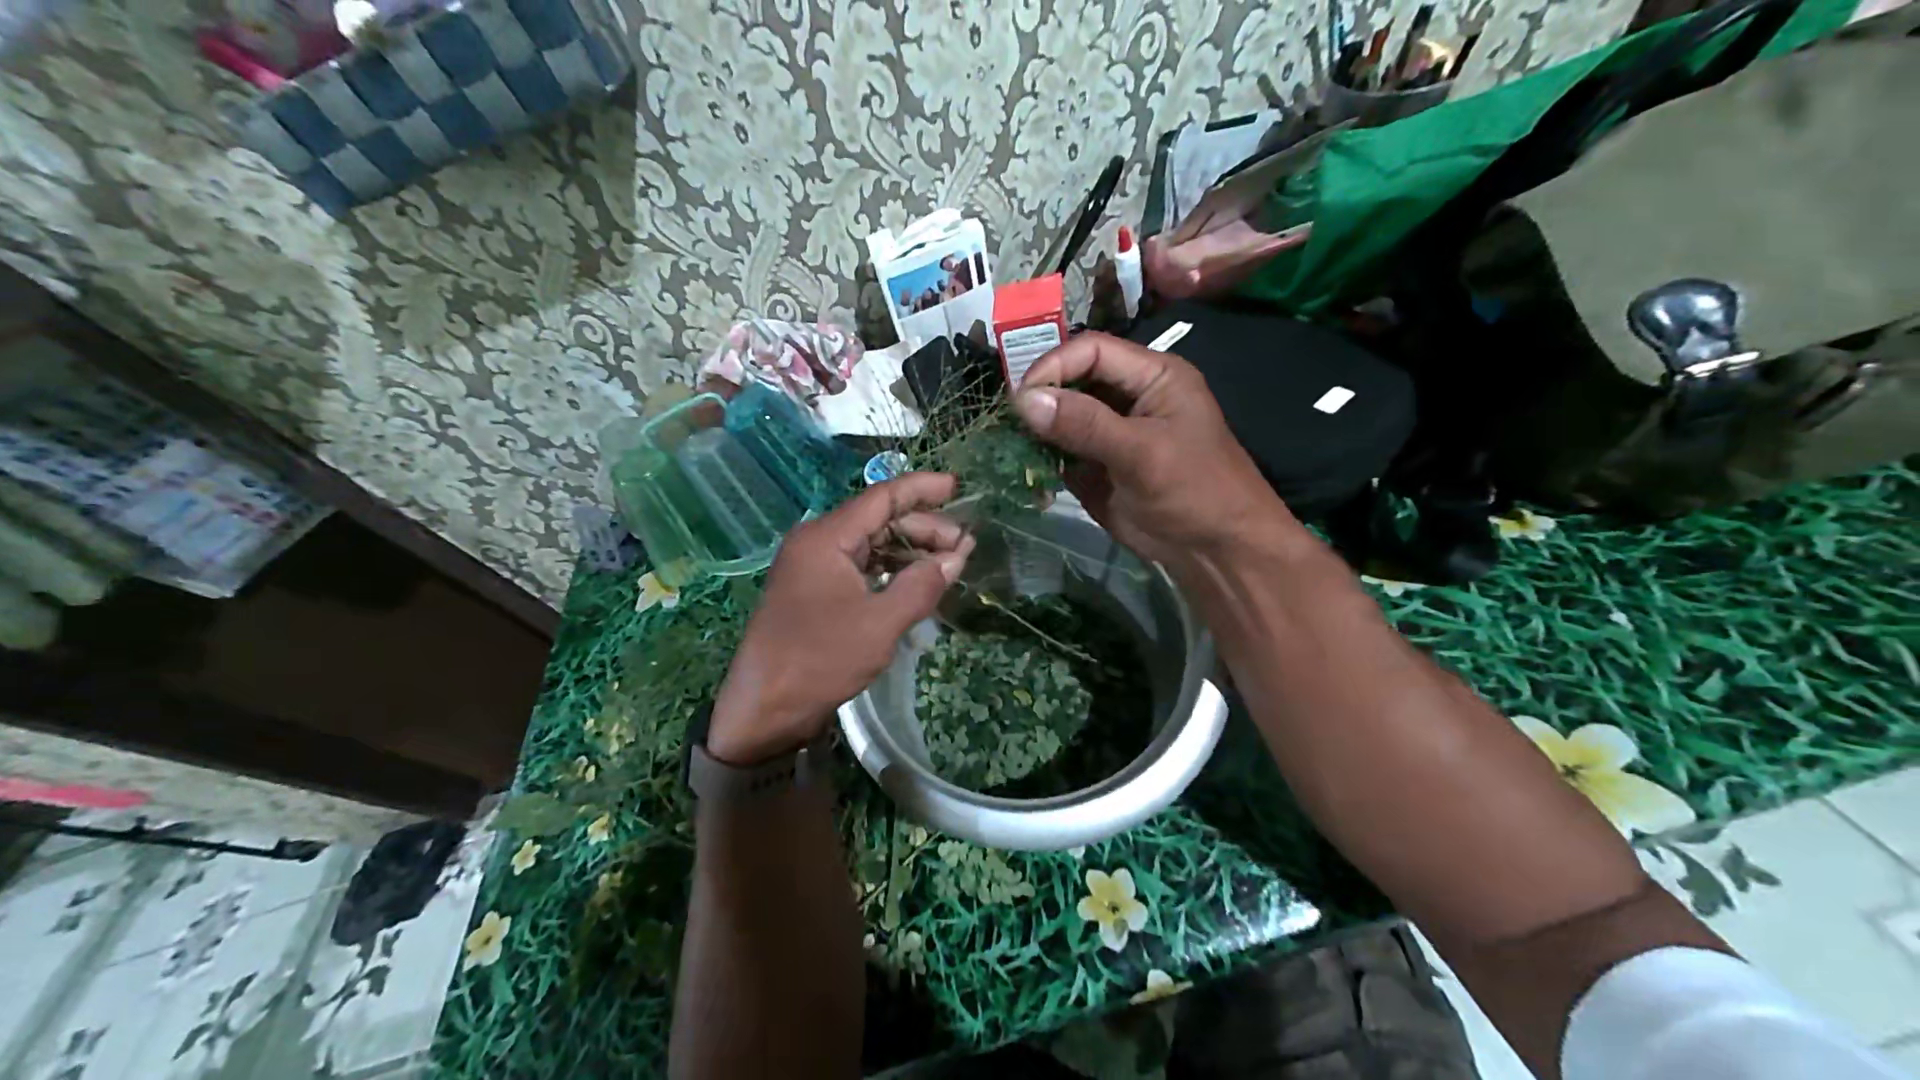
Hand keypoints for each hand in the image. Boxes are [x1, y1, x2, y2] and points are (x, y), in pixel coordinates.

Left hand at [707, 473, 974, 764]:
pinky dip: (891, 571)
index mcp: (826, 538)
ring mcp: (815, 568)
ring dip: (910, 551)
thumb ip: (921, 585)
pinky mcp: (817, 593)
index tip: (958, 486)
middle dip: (924, 529)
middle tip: (965, 546)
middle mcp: (818, 543)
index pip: (881, 497)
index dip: (922, 489)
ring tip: (950, 564)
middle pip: (879, 520)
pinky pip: (861, 568)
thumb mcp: (879, 624)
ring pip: (871, 545)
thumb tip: (956, 558)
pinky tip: (917, 582)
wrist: (763, 709)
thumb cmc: (819, 660)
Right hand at [1012, 332, 1294, 567]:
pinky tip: (1024, 466)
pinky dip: (1040, 458)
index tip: (1022, 397)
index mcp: (1152, 376)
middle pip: (1072, 379)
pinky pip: (1059, 451)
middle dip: (1040, 395)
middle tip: (1008, 418)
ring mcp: (1109, 432)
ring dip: (1036, 428)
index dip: (1055, 365)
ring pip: (1060, 415)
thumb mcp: (1142, 453)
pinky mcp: (1095, 465)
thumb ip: (1085, 424)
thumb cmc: (1195, 491)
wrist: (1215, 552)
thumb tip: (1024, 400)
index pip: (1092, 351)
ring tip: (1010, 442)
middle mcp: (1128, 396)